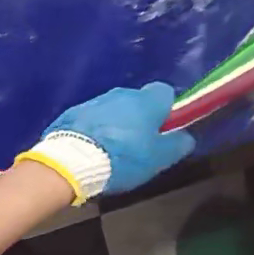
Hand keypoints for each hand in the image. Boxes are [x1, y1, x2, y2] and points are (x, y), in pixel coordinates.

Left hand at [26, 81, 195, 200]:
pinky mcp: (68, 114)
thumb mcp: (159, 158)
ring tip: (107, 151)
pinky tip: (87, 150)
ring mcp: (91, 102)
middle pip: (135, 102)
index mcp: (145, 100)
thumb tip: (185, 137)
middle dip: (137, 119)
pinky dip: (91, 131)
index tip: (161, 131)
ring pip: (110, 110)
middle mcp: (119, 94)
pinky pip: (87, 120)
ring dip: (112, 125)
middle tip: (134, 146)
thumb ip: (177, 144)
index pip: (164, 92)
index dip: (166, 111)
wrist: (70, 162)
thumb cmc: (122, 158)